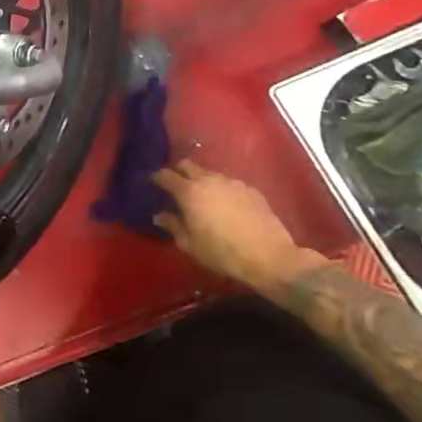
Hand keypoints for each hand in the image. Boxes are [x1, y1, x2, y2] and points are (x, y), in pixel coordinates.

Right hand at [152, 159, 330, 297]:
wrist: (270, 257)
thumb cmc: (222, 252)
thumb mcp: (190, 244)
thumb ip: (173, 225)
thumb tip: (160, 215)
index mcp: (189, 191)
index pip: (165, 175)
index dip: (156, 178)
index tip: (152, 183)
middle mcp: (209, 179)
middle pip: (187, 165)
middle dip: (178, 172)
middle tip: (176, 187)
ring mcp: (232, 182)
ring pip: (209, 174)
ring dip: (202, 181)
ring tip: (203, 198)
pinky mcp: (251, 189)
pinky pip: (229, 184)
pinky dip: (222, 190)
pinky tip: (227, 207)